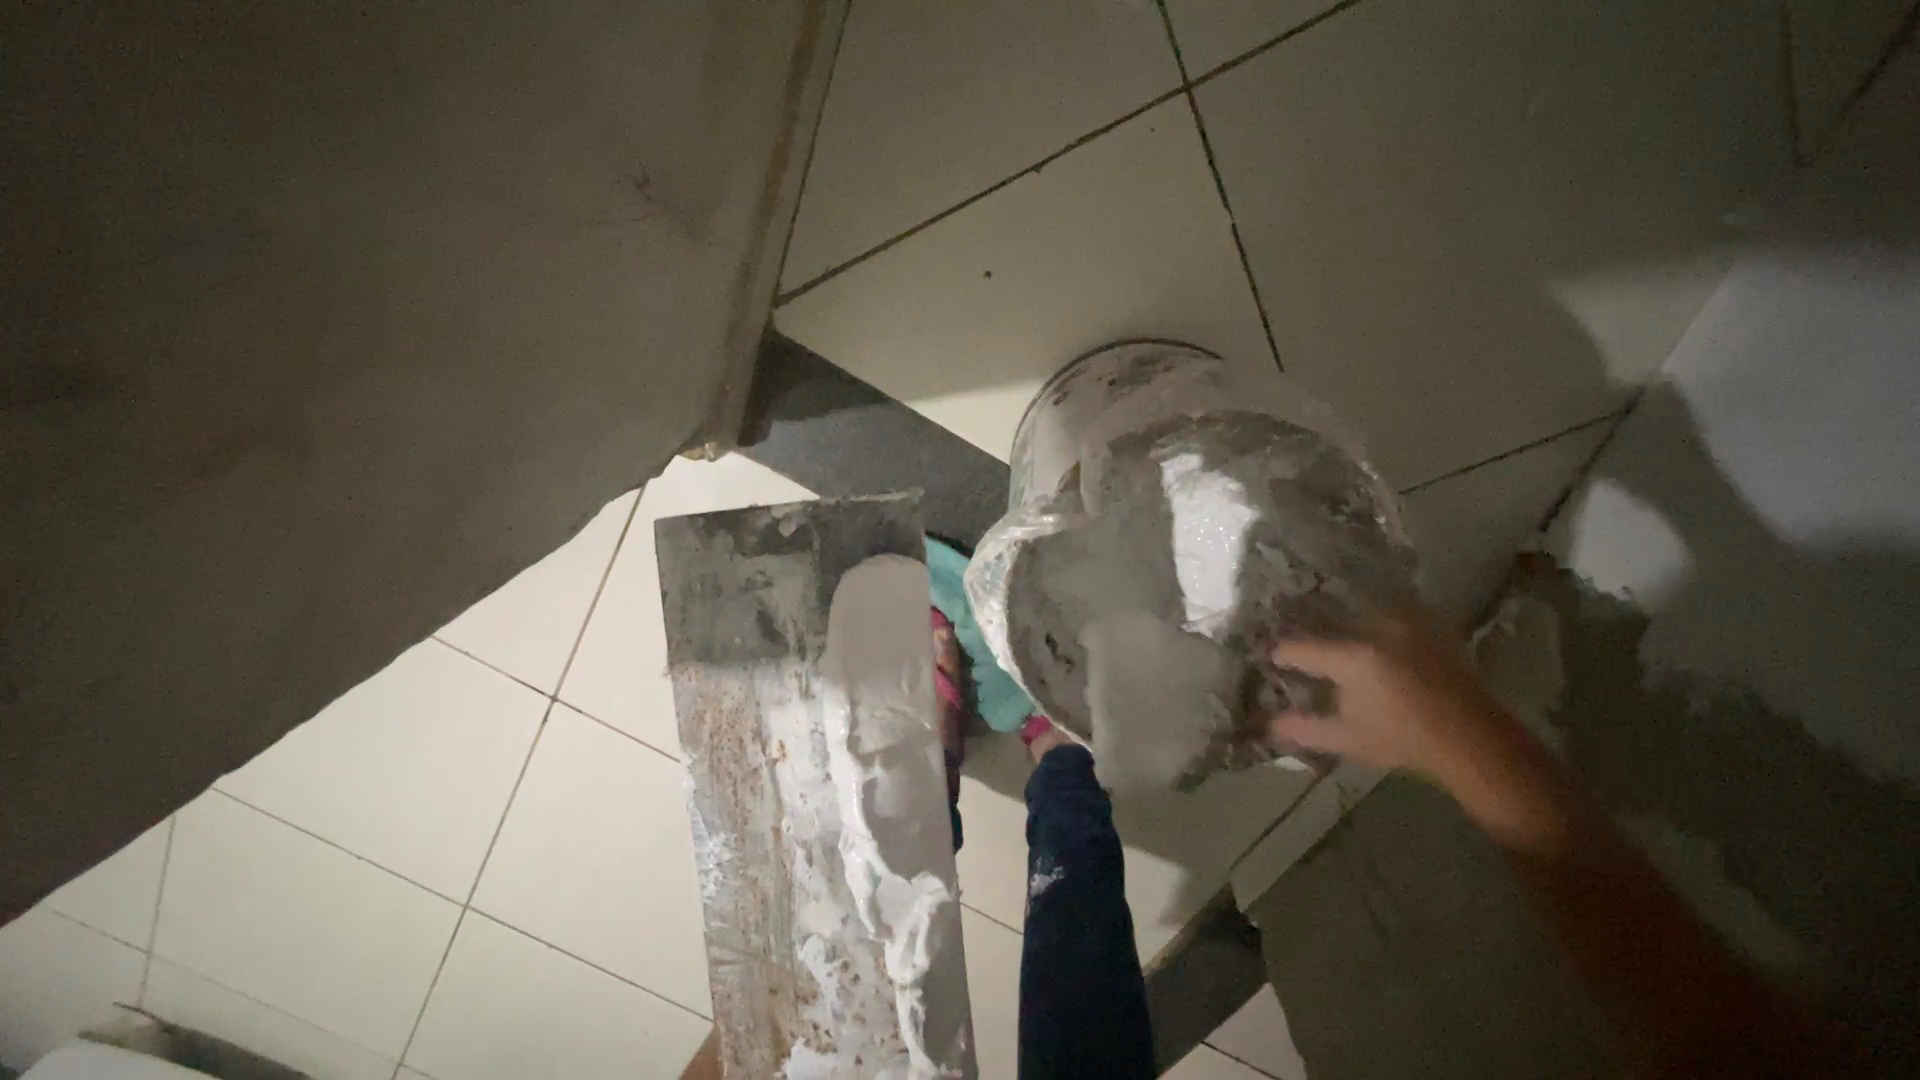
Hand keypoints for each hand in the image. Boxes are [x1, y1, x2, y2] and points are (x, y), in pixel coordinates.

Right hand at [1267, 610, 1508, 777]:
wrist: (1473, 742)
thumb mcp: (1348, 739)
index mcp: (1352, 658)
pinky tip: (1380, 628)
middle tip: (1307, 640)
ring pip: (1367, 609)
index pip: (1304, 648)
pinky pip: (1399, 611)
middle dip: (1317, 627)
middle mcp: (1377, 632)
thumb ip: (1306, 728)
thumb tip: (1272, 725)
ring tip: (1341, 626)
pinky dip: (1383, 613)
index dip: (1286, 654)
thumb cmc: (1403, 740)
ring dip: (1351, 615)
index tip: (1276, 657)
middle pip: (1335, 620)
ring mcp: (1409, 627)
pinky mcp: (1433, 630)